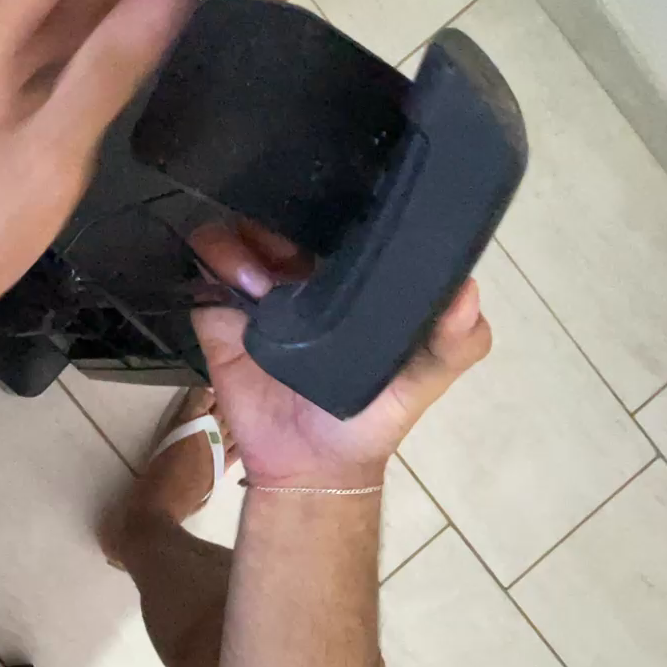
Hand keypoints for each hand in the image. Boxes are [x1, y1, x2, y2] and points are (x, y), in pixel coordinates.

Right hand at [189, 219, 491, 488]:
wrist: (308, 465)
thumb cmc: (370, 417)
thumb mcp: (426, 378)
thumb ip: (456, 341)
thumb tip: (465, 290)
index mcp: (342, 279)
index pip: (328, 222)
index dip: (324, 202)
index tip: (325, 201)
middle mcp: (294, 279)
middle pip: (272, 221)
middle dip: (269, 219)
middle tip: (281, 250)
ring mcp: (251, 297)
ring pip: (230, 239)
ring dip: (235, 245)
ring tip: (257, 283)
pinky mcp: (217, 320)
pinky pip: (201, 279)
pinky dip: (207, 268)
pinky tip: (230, 287)